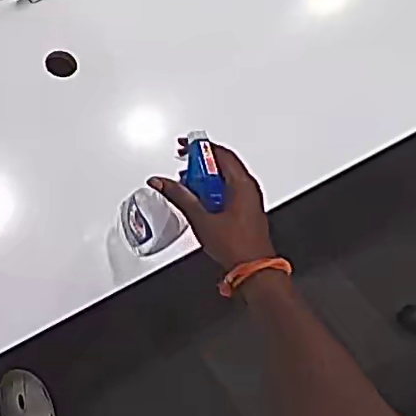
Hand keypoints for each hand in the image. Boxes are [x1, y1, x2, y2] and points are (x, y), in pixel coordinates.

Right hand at [149, 141, 274, 271]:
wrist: (254, 270)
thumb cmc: (237, 246)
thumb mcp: (201, 218)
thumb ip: (179, 195)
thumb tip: (161, 181)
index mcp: (241, 185)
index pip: (221, 154)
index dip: (201, 146)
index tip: (184, 145)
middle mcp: (248, 189)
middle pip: (223, 162)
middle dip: (200, 159)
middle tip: (183, 160)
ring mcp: (248, 199)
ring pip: (224, 175)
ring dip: (204, 174)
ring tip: (186, 181)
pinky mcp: (245, 208)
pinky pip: (227, 188)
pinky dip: (211, 186)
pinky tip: (198, 196)